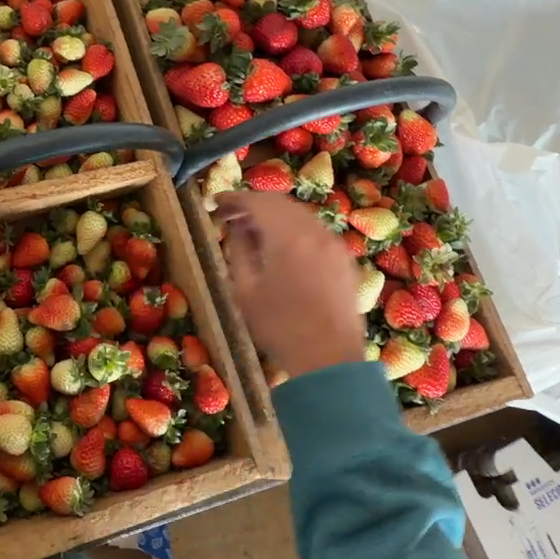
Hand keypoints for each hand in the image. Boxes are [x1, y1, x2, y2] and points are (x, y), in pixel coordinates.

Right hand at [214, 191, 365, 379]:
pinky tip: (281, 248)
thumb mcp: (244, 290)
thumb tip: (237, 227)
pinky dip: (294, 230)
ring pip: (300, 215)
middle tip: (230, 217)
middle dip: (253, 205)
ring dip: (275, 216)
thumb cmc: (279, 327)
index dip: (232, 199)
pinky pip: (315, 232)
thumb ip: (238, 250)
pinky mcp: (345, 259)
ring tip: (253, 232)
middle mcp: (315, 232)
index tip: (214, 203)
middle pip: (280, 203)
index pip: (256, 202)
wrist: (328, 360)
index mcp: (287, 236)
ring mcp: (335, 244)